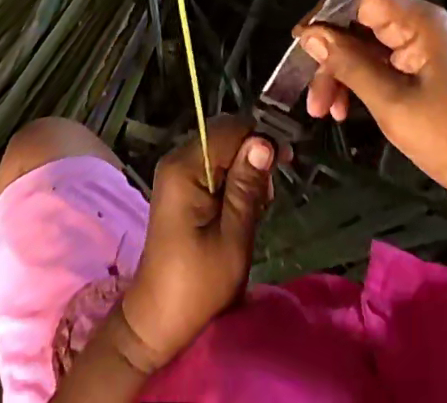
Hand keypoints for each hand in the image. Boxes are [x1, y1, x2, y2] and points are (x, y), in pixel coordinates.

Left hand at [116, 115, 280, 369]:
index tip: (286, 161)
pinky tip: (242, 210)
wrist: (160, 317)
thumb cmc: (199, 284)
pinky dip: (232, 182)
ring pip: (220, 151)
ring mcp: (175, 173)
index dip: (259, 138)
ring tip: (257, 207)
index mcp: (184, 168)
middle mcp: (175, 160)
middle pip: (222, 136)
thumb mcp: (233, 237)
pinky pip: (212, 168)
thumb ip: (248, 187)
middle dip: (252, 154)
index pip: (227, 129)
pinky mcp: (180, 188)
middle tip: (269, 195)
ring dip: (245, 171)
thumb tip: (264, 141)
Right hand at [293, 0, 446, 210]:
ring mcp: (418, 48)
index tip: (299, 42)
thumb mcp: (389, 101)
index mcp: (418, 22)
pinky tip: (341, 111)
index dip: (325, 11)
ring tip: (321, 110)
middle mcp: (417, 26)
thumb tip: (308, 35)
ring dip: (335, 73)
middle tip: (306, 87)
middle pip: (355, 21)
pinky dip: (353, 82)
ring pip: (358, 45)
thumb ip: (346, 63)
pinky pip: (373, 63)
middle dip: (327, 53)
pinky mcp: (417, 69)